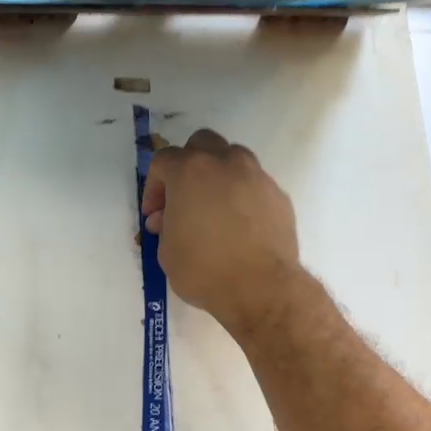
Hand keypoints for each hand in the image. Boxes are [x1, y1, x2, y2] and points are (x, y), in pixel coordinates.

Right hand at [141, 128, 303, 330]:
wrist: (259, 286)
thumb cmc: (203, 270)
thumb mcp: (167, 251)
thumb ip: (165, 225)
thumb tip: (167, 218)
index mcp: (190, 172)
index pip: (163, 160)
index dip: (153, 187)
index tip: (153, 214)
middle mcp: (225, 163)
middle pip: (201, 144)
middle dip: (187, 166)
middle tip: (182, 199)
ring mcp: (256, 175)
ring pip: (232, 159)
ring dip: (217, 177)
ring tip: (211, 211)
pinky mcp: (277, 194)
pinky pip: (253, 186)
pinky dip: (240, 198)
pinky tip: (237, 228)